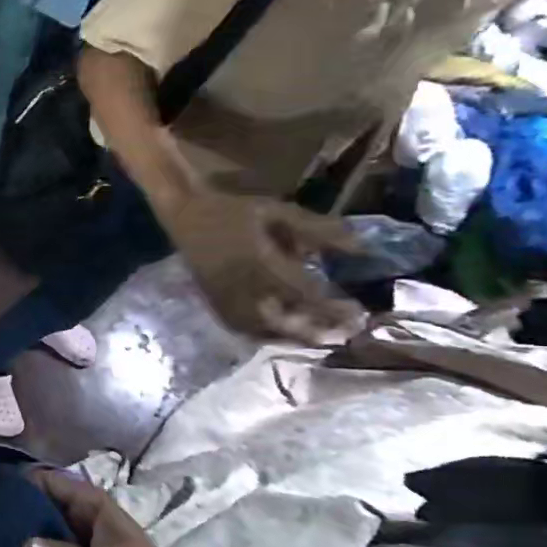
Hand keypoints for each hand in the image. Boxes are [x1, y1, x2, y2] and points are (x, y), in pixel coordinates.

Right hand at [161, 190, 364, 342]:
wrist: (184, 214)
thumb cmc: (232, 210)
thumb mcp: (276, 210)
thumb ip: (317, 229)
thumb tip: (361, 249)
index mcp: (258, 261)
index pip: (302, 293)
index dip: (331, 308)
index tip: (357, 314)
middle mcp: (241, 286)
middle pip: (283, 321)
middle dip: (315, 330)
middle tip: (343, 334)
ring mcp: (224, 298)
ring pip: (263, 329)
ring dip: (292, 336)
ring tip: (317, 336)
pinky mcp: (214, 303)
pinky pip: (243, 329)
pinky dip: (266, 335)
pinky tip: (281, 333)